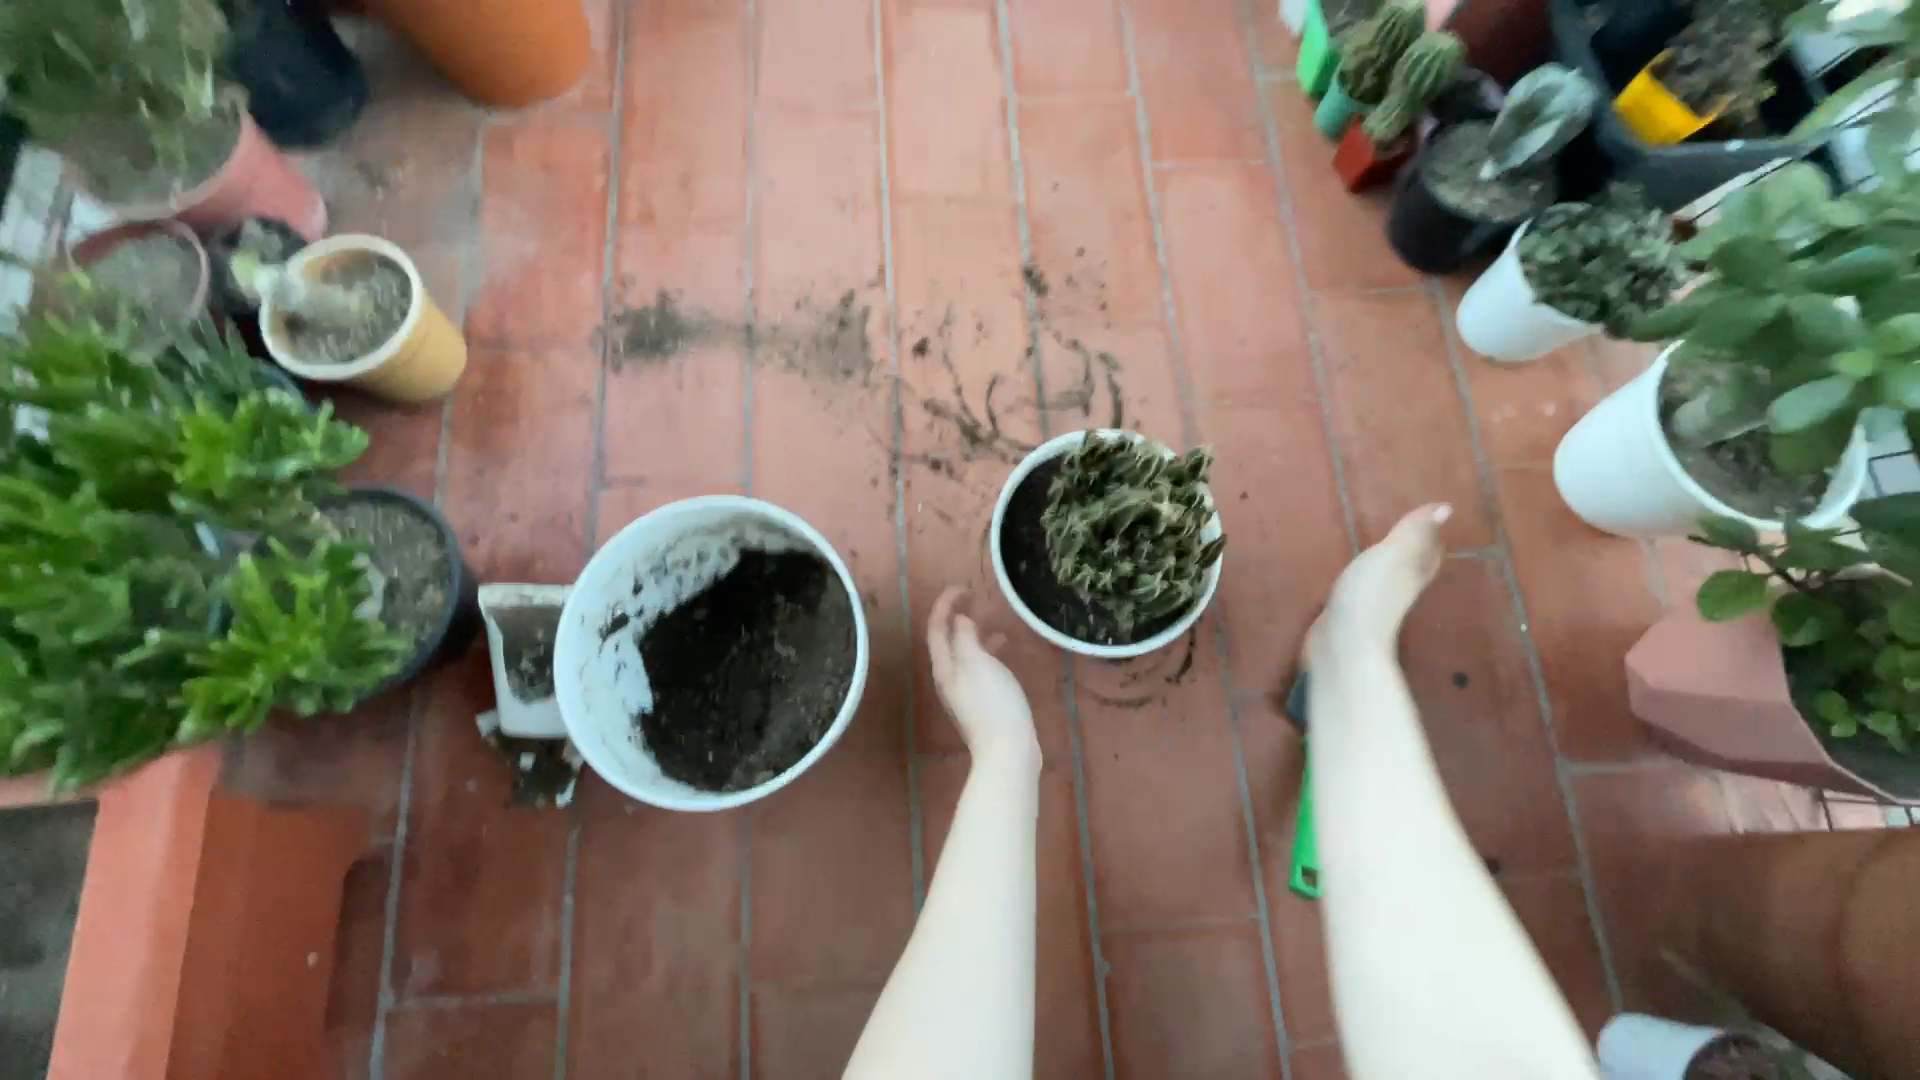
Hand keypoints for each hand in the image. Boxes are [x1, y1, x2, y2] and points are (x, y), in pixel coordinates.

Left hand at [928, 587, 1039, 771]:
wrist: (1007, 750)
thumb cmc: (993, 703)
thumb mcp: (978, 663)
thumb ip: (965, 639)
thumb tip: (958, 621)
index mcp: (944, 666)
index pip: (936, 627)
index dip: (945, 604)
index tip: (963, 587)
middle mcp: (949, 677)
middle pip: (946, 639)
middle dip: (957, 615)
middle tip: (976, 598)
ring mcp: (964, 691)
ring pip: (964, 652)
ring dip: (974, 632)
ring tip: (992, 619)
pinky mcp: (981, 700)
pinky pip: (978, 666)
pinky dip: (987, 650)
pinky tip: (1003, 648)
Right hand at [1307, 503, 1450, 660]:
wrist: (1343, 644)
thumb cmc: (1369, 595)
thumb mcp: (1391, 557)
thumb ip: (1412, 534)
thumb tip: (1447, 508)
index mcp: (1411, 575)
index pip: (1428, 554)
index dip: (1432, 538)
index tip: (1434, 521)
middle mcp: (1399, 591)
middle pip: (1414, 569)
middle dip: (1416, 553)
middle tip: (1413, 535)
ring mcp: (1375, 607)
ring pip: (1389, 582)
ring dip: (1389, 568)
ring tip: (1382, 555)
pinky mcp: (1351, 618)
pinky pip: (1364, 594)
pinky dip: (1364, 584)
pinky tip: (1353, 583)